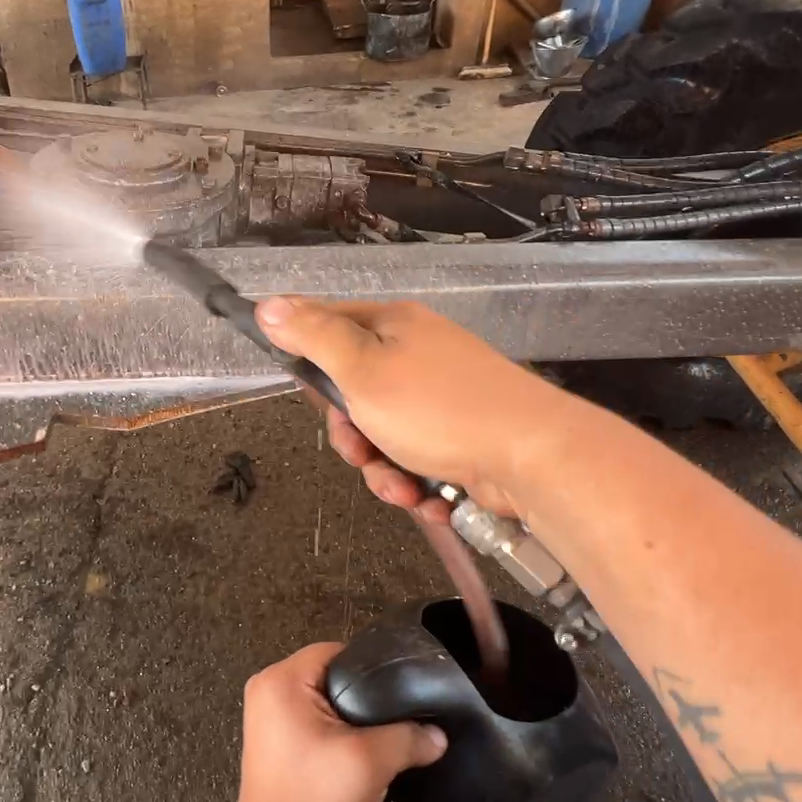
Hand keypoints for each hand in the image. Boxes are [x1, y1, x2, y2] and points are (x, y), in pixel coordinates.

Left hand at [227, 643, 447, 801]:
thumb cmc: (313, 800)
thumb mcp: (369, 763)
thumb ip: (407, 739)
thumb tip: (437, 735)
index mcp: (281, 679)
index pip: (336, 652)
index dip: (373, 668)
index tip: (403, 690)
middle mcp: (268, 687)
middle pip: (330, 674)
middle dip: (364, 695)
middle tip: (397, 716)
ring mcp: (267, 714)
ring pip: (323, 699)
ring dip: (350, 718)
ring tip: (382, 735)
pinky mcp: (273, 738)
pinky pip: (311, 719)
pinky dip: (335, 731)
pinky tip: (359, 751)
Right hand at [256, 296, 588, 522]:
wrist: (533, 458)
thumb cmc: (439, 409)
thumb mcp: (361, 369)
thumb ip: (313, 337)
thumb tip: (268, 304)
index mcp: (392, 326)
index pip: (327, 328)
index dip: (310, 364)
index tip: (314, 396)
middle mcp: (416, 355)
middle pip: (351, 392)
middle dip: (351, 435)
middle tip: (360, 450)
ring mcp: (440, 397)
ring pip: (380, 433)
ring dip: (381, 469)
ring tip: (402, 488)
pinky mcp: (458, 436)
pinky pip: (413, 457)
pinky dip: (414, 480)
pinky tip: (428, 497)